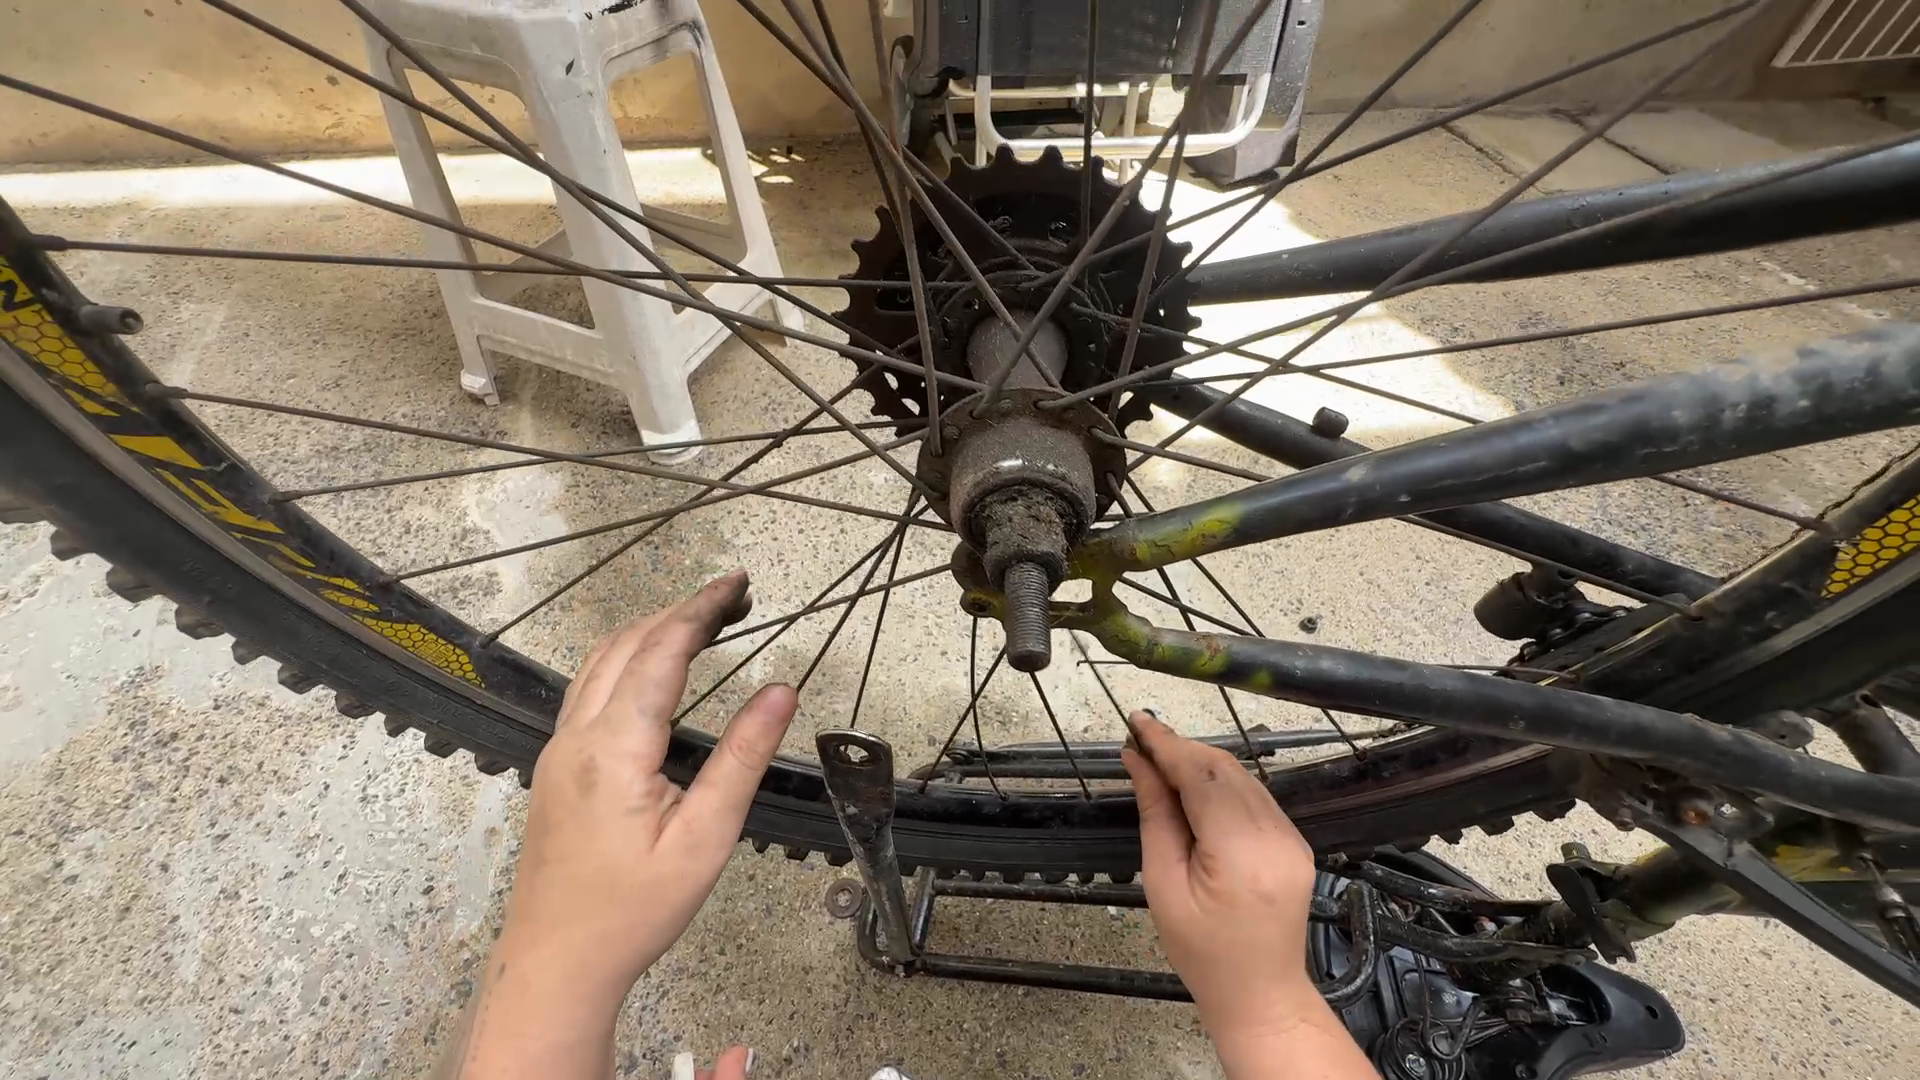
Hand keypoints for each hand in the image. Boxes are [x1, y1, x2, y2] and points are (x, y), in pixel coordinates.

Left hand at [457, 572, 795, 1079]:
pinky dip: (628, 656)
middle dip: (680, 610)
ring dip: (650, 629)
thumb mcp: (706, 837)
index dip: (701, 611)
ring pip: (600, 662)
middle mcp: (577, 735)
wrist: (555, 966)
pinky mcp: (556, 765)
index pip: (661, 653)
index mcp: (614, 747)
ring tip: (702, 618)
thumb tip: (782, 690)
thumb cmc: (635, 907)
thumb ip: (743, 758)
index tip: (737, 584)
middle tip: (733, 595)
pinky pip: (589, 687)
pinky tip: (652, 665)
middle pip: (627, 645)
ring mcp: (559, 749)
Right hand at [1120, 710, 1324, 1042]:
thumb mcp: (1163, 882)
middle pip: (1224, 768)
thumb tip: (1138, 760)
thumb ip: (1155, 814)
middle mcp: (1276, 837)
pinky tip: (1193, 786)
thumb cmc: (1201, 949)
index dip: (1166, 744)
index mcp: (1241, 853)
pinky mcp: (1296, 841)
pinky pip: (1255, 794)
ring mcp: (1292, 838)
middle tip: (1141, 742)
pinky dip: (1221, 781)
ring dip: (1200, 761)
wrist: (1261, 994)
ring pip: (1241, 775)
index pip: (1201, 776)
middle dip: (1181, 749)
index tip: (1137, 721)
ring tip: (1160, 761)